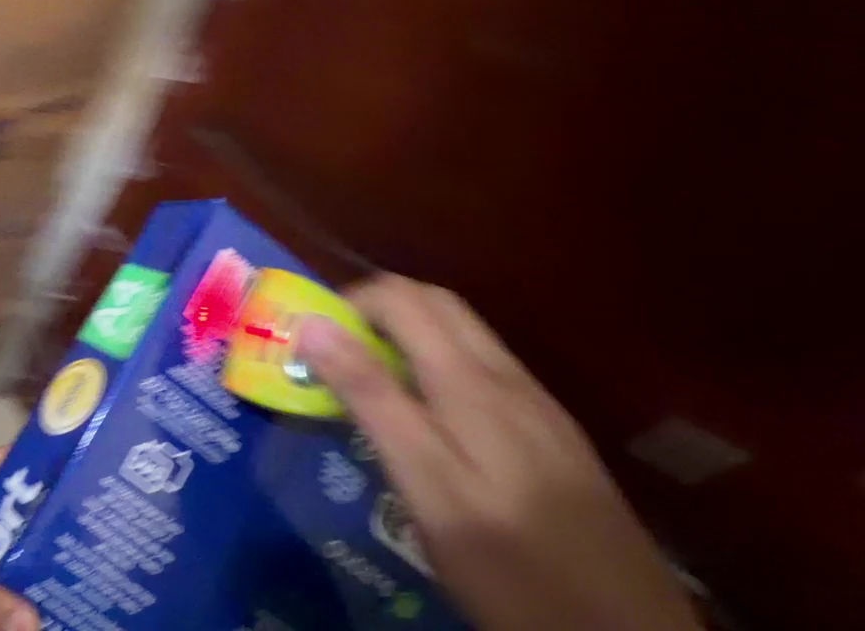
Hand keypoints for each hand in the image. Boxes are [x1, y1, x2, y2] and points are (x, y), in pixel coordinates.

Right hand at [297, 274, 701, 630]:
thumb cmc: (510, 567)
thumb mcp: (427, 486)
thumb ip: (372, 398)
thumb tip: (313, 325)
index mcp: (473, 383)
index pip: (401, 298)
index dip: (348, 304)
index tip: (310, 343)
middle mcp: (509, 379)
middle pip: (435, 304)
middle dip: (374, 309)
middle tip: (331, 353)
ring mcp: (539, 408)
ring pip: (463, 335)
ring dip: (406, 333)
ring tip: (368, 381)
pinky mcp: (555, 439)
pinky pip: (485, 370)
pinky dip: (438, 364)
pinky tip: (427, 416)